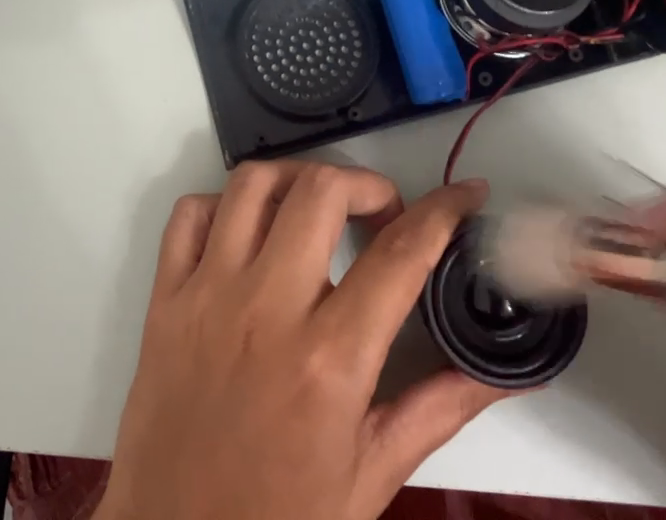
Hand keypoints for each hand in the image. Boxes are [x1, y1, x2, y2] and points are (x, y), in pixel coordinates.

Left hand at [95, 161, 516, 519]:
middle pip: (321, 191)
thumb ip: (439, 408)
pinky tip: (249, 232)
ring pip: (251, 185)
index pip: (399, 255)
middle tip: (382, 215)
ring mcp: (207, 297)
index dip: (443, 211)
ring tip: (318, 209)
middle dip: (367, 184)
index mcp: (329, 359)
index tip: (465, 194)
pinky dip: (223, 204)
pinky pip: (188, 215)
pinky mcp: (164, 299)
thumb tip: (501, 372)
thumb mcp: (372, 473)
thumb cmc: (280, 515)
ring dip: (296, 180)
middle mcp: (266, 310)